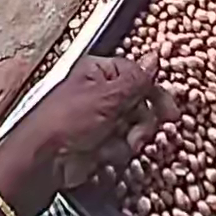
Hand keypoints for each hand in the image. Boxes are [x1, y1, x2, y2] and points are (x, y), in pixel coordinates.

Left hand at [0, 54, 178, 209]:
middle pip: (139, 103)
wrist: (46, 159)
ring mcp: (102, 117)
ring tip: (113, 143)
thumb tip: (155, 56)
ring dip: (128, 139)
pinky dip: (117, 151)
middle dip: (140, 122)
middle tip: (135, 134)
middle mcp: (102, 91)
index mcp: (100, 71)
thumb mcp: (106, 96)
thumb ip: (135, 80)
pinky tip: (104, 154)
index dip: (153, 93)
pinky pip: (124, 145)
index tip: (169, 112)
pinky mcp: (101, 141)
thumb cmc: (70, 119)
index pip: (137, 75)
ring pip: (135, 127)